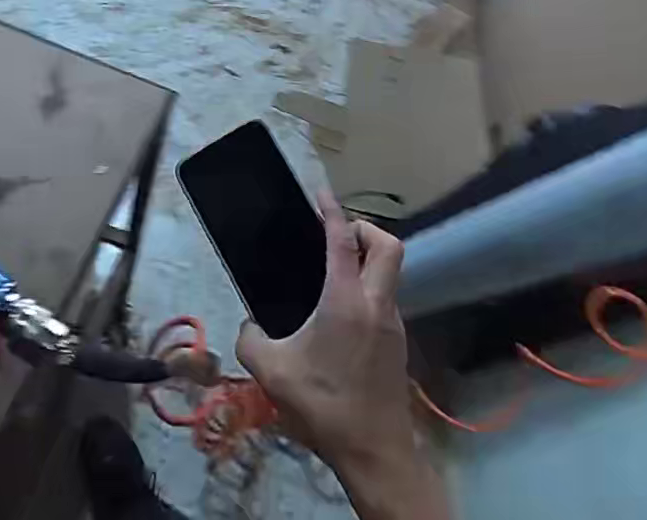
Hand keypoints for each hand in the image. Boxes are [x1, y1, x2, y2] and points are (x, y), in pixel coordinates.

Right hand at [237, 193, 446, 518]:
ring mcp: (393, 322)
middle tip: (336, 238)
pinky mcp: (398, 341)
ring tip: (335, 274)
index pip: (344, 240)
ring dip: (368, 261)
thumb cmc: (325, 405)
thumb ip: (251, 340)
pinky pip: (385, 298)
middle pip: (387, 245)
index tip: (322, 194)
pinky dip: (368, 290)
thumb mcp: (273, 373)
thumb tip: (249, 325)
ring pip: (390, 272)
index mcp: (347, 300)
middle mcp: (376, 302)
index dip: (333, 211)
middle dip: (364, 229)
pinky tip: (342, 315)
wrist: (375, 452)